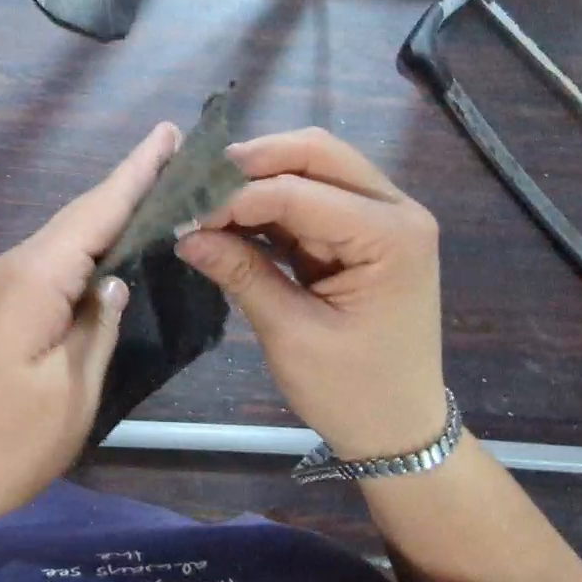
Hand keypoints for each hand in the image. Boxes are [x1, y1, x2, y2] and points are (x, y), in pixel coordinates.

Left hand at [0, 122, 180, 526]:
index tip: (171, 132)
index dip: (136, 173)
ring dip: (113, 212)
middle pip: (82, 215)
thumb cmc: (5, 441)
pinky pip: (59, 262)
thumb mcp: (70, 389)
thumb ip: (100, 326)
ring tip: (164, 187)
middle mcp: (18, 268)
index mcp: (36, 278)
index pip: (97, 211)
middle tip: (181, 153)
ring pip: (70, 236)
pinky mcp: (7, 308)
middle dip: (130, 183)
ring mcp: (8, 287)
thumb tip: (118, 278)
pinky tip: (120, 246)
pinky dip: (94, 245)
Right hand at [174, 127, 446, 458]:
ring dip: (257, 177)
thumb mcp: (290, 333)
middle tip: (195, 186)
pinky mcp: (359, 234)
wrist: (398, 429)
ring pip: (312, 167)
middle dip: (252, 162)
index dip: (235, 198)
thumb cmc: (351, 390)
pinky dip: (267, 202)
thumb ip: (240, 273)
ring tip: (203, 198)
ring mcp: (380, 219)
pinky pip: (310, 197)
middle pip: (317, 153)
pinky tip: (228, 215)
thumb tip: (184, 234)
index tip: (182, 218)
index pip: (298, 192)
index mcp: (390, 236)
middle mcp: (394, 212)